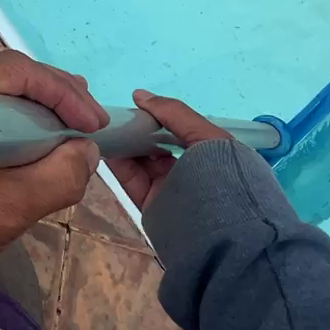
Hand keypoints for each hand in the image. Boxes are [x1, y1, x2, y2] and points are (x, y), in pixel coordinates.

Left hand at [0, 51, 108, 266]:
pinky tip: (38, 121)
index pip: (12, 70)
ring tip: (75, 116)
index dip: (61, 91)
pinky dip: (13, 106)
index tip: (96, 123)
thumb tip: (87, 149)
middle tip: (93, 117)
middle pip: (4, 70)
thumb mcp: (8, 206)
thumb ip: (57, 176)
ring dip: (36, 97)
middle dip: (54, 91)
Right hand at [106, 89, 232, 210]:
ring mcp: (168, 188)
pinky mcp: (150, 204)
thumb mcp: (208, 137)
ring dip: (124, 142)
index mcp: (207, 154)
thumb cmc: (222, 177)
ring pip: (140, 160)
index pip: (177, 130)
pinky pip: (130, 178)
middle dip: (137, 129)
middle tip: (117, 116)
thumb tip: (139, 95)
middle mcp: (187, 170)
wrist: (225, 234)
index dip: (157, 116)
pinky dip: (117, 162)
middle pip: (155, 144)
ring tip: (106, 126)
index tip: (136, 105)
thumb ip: (175, 113)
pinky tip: (105, 144)